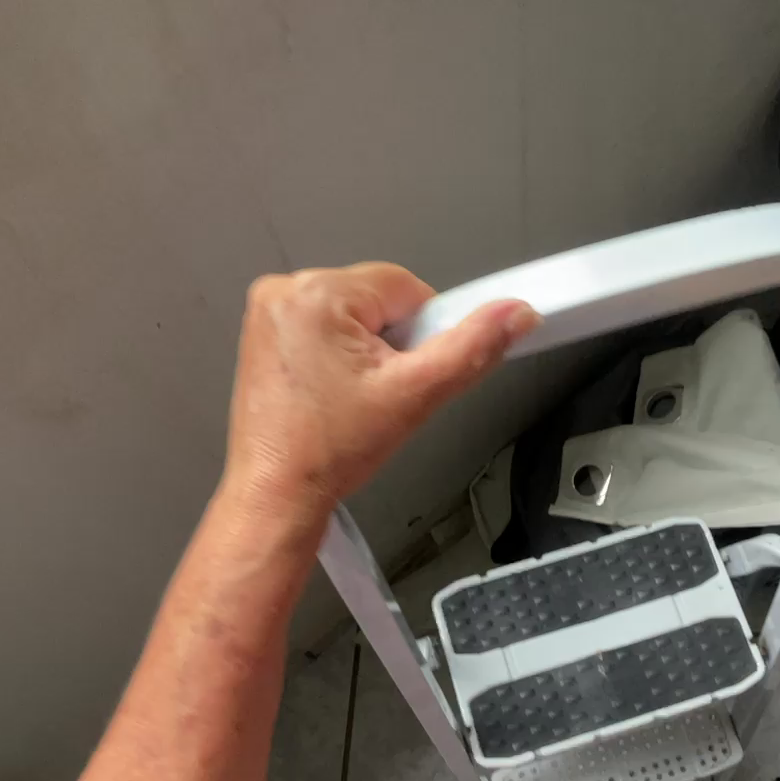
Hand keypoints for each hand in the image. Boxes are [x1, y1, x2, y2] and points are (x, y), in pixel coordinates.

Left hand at [223, 262, 540, 513]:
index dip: (422, 333)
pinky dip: (340, 356)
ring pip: (353, 316)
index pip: (406, 287)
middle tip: (379, 393)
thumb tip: (516, 313)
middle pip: (377, 300)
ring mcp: (268, 312)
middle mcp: (284, 290)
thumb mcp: (415, 395)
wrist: (278, 494)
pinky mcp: (263, 335)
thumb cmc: (331, 451)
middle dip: (392, 344)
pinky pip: (324, 328)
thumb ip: (472, 348)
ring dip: (367, 351)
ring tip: (353, 398)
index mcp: (317, 293)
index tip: (406, 375)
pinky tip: (334, 394)